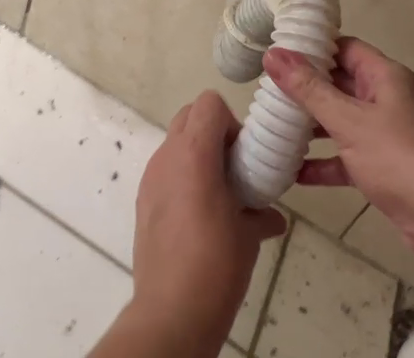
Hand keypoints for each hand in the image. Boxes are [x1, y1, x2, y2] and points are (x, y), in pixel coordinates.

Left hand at [124, 91, 287, 353]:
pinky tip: (201, 218)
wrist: (171, 310)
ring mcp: (151, 177)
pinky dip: (184, 178)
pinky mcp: (142, 199)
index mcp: (194, 154)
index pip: (209, 104)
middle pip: (190, 116)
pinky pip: (166, 171)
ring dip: (199, 156)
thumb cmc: (216, 265)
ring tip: (221, 197)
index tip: (245, 155)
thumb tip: (270, 216)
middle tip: (236, 170)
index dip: (231, 122)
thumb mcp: (250, 235)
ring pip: (176, 143)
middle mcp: (167, 157)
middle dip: (215, 133)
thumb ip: (262, 214)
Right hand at [263, 38, 413, 270]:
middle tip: (266, 91)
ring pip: (343, 122)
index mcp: (386, 77)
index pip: (345, 48)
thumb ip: (309, 90)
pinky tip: (293, 172)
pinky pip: (349, 158)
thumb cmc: (400, 158)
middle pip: (341, 84)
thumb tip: (273, 54)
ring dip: (312, 127)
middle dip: (305, 89)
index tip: (277, 52)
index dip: (312, 47)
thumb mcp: (348, 120)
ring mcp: (390, 136)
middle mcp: (390, 100)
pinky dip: (325, 163)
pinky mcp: (387, 169)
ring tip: (272, 128)